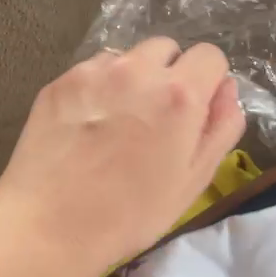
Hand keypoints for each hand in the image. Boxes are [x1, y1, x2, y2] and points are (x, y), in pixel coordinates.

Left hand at [0, 38, 245, 276]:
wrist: (48, 227)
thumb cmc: (130, 214)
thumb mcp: (193, 181)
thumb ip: (220, 127)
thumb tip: (226, 90)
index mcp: (178, 94)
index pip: (210, 56)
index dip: (207, 83)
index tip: (194, 112)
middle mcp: (136, 70)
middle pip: (166, 49)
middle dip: (169, 75)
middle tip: (155, 120)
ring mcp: (92, 72)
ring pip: (126, 58)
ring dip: (131, 79)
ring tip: (116, 124)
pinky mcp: (58, 81)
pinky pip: (91, 72)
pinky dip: (97, 90)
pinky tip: (86, 128)